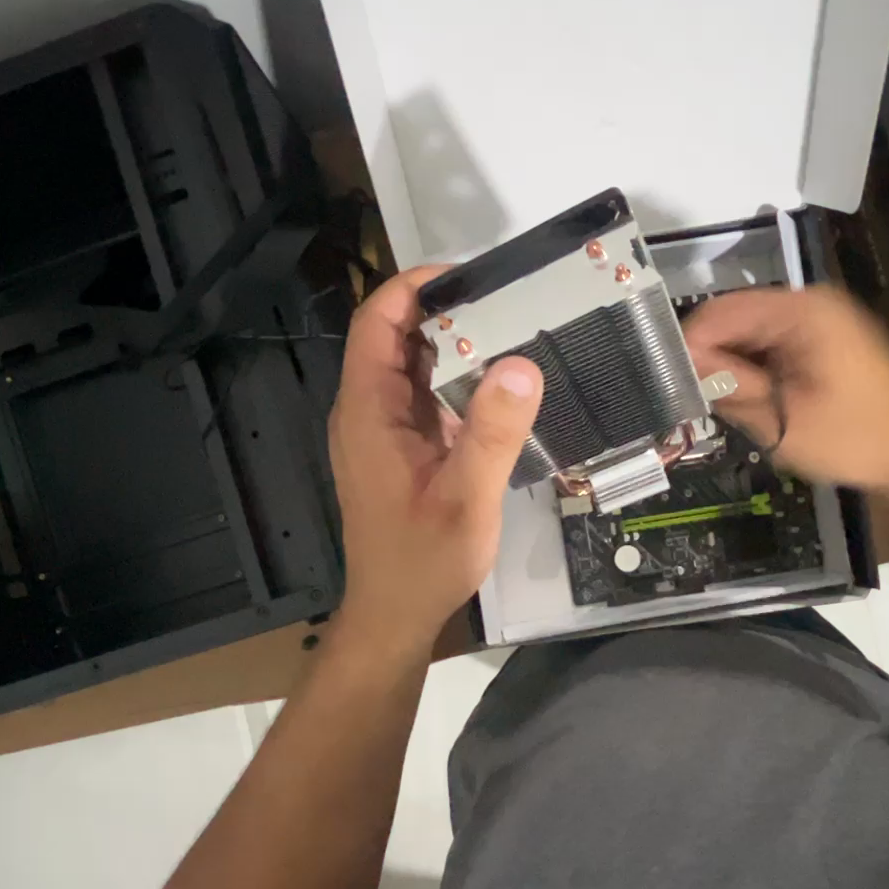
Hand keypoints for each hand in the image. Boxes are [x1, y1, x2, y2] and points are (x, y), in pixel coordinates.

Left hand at [328, 266, 543, 647]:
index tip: (470, 276)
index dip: (414, 287)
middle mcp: (367, 412)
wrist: (395, 613)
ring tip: (510, 332)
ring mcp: (380, 431)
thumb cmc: (423, 561)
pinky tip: (496, 386)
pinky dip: (454, 381)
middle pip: (393, 338)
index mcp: (368, 412)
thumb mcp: (466, 499)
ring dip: (452, 346)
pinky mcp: (398, 450)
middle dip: (443, 312)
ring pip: (410, 367)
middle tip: (507, 302)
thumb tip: (521, 364)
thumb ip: (491, 433)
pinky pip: (422, 398)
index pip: (377, 323)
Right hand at [683, 288, 888, 492]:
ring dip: (729, 367)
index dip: (689, 346)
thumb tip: (684, 365)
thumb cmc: (855, 440)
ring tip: (722, 405)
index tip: (671, 384)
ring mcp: (817, 322)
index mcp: (802, 312)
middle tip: (694, 400)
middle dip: (709, 357)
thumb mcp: (783, 419)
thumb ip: (730, 387)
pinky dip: (751, 371)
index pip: (720, 313)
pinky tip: (751, 400)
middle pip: (733, 320)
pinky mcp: (819, 342)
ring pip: (747, 336)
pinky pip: (768, 347)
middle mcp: (809, 305)